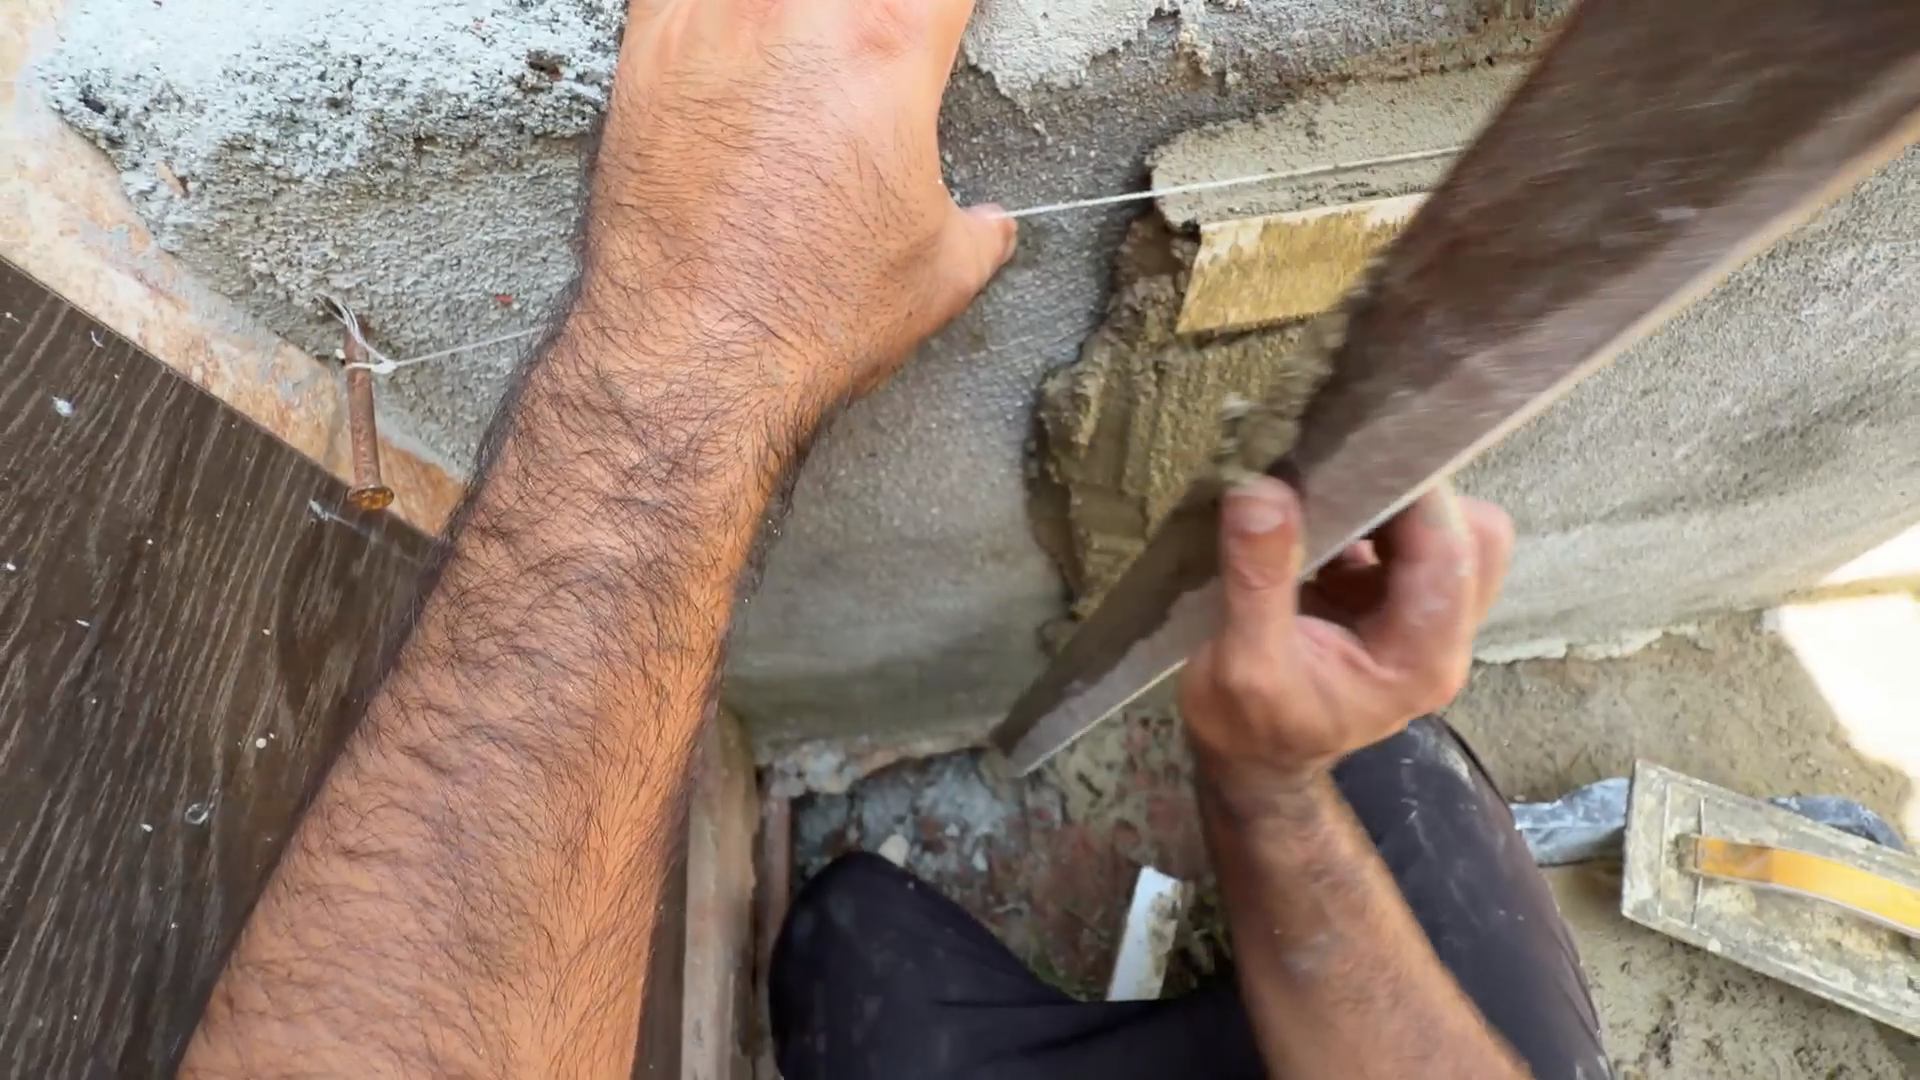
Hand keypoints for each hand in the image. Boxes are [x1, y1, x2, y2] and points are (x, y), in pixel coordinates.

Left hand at [577, 0, 1016, 441]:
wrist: (704, 353)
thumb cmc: (818, 316)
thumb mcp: (940, 278)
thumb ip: (981, 234)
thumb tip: (993, 229)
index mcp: (887, 48)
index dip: (955, 4)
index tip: (953, 22)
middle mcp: (795, 11)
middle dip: (883, 13)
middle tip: (882, 46)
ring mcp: (712, 18)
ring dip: (806, 19)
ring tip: (817, 51)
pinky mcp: (648, 50)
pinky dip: (731, 13)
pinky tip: (750, 45)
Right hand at [1179, 477, 1512, 810]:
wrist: (1249, 758)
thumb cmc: (1247, 725)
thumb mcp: (1243, 662)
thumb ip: (1258, 580)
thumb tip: (1260, 491)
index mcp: (1420, 659)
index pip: (1451, 556)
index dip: (1414, 498)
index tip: (1351, 454)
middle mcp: (1437, 635)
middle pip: (1471, 538)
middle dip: (1411, 497)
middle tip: (1337, 474)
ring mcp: (1414, 617)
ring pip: (1442, 534)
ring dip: (1389, 505)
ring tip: (1322, 489)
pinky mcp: (1383, 602)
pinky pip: (1397, 541)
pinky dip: (1364, 518)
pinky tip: (1313, 517)